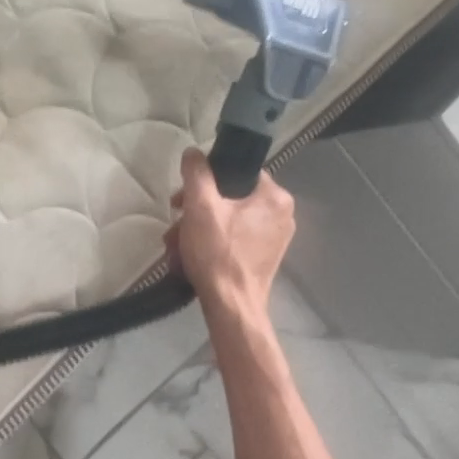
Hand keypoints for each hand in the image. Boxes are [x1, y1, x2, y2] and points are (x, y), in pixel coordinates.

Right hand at [164, 147, 295, 327]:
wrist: (231, 305)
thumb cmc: (218, 253)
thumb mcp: (200, 206)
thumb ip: (197, 173)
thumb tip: (194, 152)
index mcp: (275, 197)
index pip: (237, 170)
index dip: (206, 179)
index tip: (183, 196)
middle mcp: (282, 215)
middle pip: (229, 197)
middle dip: (196, 209)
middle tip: (176, 221)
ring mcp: (275, 238)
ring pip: (228, 219)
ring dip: (198, 227)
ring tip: (177, 245)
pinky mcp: (264, 257)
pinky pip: (233, 238)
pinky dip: (211, 242)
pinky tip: (190, 256)